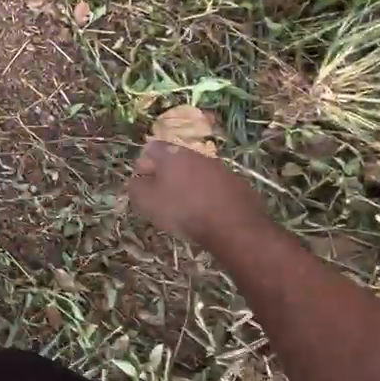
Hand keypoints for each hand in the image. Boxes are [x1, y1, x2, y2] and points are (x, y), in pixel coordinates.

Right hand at [128, 140, 268, 244]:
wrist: (237, 231)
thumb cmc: (184, 211)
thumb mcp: (146, 201)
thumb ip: (136, 187)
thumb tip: (138, 181)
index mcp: (172, 155)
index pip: (151, 148)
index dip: (144, 164)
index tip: (143, 182)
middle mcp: (199, 156)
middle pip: (177, 160)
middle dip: (168, 175)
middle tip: (164, 195)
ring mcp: (224, 171)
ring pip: (200, 174)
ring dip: (191, 185)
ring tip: (189, 207)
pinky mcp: (243, 188)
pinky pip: (219, 188)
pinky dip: (212, 196)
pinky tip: (210, 214)